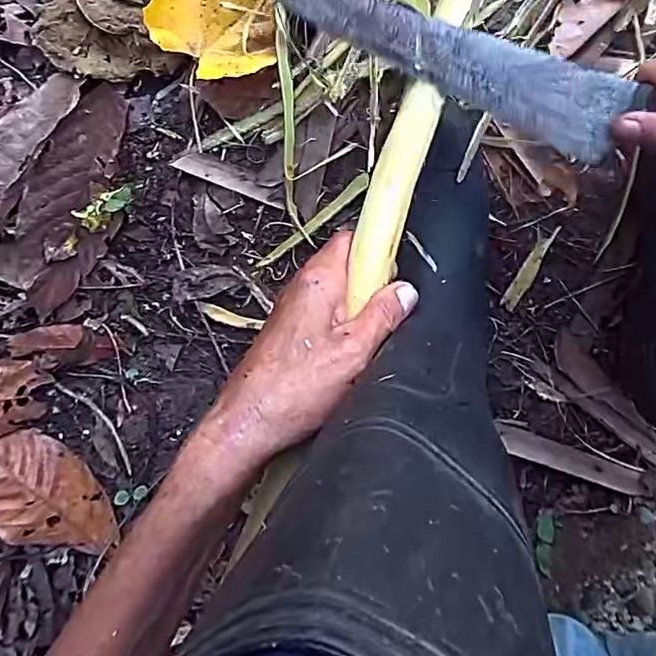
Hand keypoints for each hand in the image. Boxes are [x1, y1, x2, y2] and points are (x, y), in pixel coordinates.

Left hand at [196, 231, 415, 470]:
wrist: (250, 420)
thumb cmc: (288, 389)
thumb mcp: (353, 352)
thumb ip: (383, 316)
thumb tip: (405, 293)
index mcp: (319, 279)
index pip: (355, 236)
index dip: (380, 245)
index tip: (398, 265)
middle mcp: (304, 285)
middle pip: (352, 266)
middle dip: (373, 288)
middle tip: (381, 318)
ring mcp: (297, 306)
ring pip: (342, 294)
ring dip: (358, 313)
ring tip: (360, 345)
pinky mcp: (294, 328)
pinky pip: (329, 316)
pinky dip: (342, 331)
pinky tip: (342, 359)